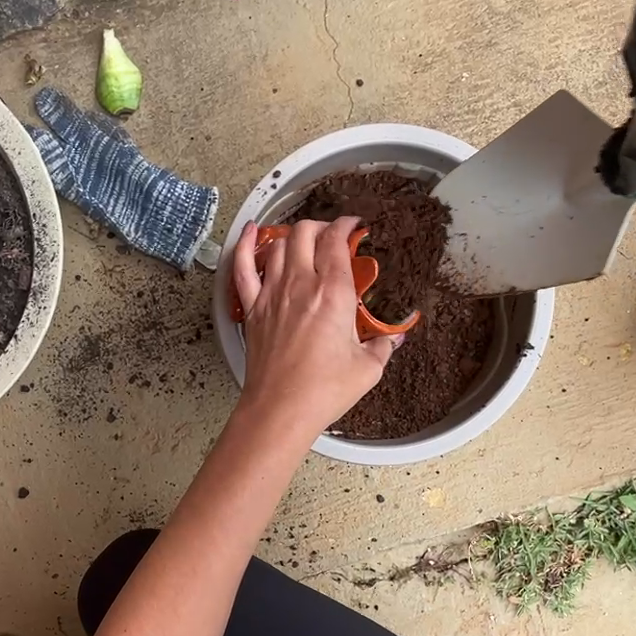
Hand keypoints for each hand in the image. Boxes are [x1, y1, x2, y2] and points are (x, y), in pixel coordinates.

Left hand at [231, 218, 398, 440]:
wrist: (280, 409)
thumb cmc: (321, 391)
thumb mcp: (367, 369)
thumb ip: (382, 346)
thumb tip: (392, 338)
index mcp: (334, 293)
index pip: (337, 240)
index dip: (346, 226)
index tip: (354, 226)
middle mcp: (300, 285)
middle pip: (305, 233)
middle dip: (321, 226)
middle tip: (331, 235)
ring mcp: (272, 295)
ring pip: (278, 245)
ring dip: (292, 236)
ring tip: (303, 240)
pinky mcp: (253, 310)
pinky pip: (243, 268)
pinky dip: (245, 246)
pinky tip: (250, 232)